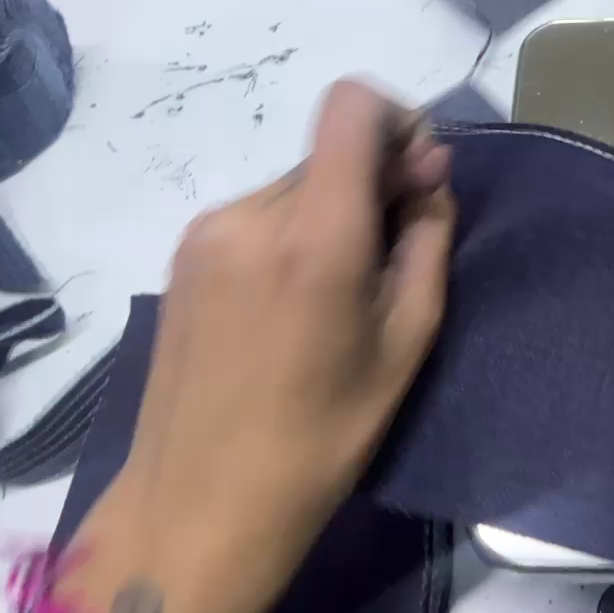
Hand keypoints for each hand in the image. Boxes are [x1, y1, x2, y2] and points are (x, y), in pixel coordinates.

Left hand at [52, 79, 454, 612]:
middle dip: (373, 183)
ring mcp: (207, 230)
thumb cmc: (325, 432)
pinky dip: (294, 231)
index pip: (352, 105)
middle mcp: (251, 212)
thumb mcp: (409, 338)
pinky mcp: (184, 252)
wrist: (198, 507)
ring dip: (333, 212)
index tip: (415, 178)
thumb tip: (429, 168)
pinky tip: (291, 302)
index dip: (397, 120)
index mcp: (315, 233)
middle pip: (332, 152)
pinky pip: (261, 212)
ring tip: (334, 294)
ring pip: (298, 184)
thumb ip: (427, 235)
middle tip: (388, 257)